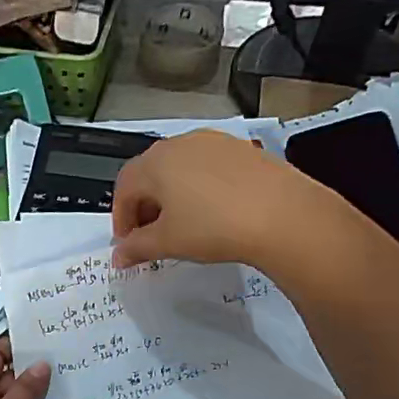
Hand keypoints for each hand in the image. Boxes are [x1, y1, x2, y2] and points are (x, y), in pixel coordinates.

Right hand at [111, 130, 357, 271]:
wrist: (279, 214)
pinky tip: (210, 213)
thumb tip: (119, 257)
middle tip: (150, 237)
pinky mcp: (240, 149)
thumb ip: (136, 248)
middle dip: (144, 206)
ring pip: (179, 169)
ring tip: (180, 226)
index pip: (124, 188)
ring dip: (171, 196)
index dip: (121, 218)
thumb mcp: (167, 243)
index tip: (128, 244)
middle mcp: (180, 143)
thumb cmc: (212, 227)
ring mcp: (213, 142)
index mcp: (155, 162)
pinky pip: (206, 168)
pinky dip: (197, 189)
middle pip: (150, 174)